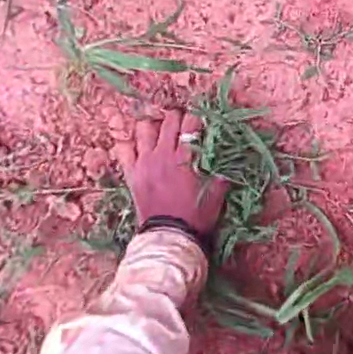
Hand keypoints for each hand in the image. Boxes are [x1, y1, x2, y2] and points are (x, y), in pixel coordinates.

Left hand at [113, 108, 229, 237]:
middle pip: (169, 122)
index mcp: (185, 159)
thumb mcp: (215, 195)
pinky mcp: (132, 172)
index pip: (191, 125)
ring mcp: (144, 162)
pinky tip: (139, 142)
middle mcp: (163, 155)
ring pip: (144, 128)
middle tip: (183, 121)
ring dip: (154, 125)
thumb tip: (227, 163)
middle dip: (178, 117)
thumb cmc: (195, 217)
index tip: (201, 118)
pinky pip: (125, 148)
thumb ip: (220, 176)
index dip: (197, 118)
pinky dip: (131, 142)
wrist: (169, 237)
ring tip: (160, 128)